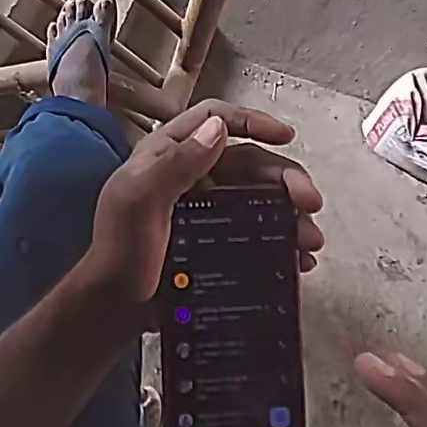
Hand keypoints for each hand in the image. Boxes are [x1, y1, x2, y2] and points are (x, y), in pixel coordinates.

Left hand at [81, 100, 325, 302]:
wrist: (117, 306)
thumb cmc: (121, 250)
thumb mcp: (139, 200)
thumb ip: (174, 164)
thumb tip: (218, 128)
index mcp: (166, 156)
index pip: (211, 120)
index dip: (250, 121)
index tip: (284, 136)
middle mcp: (189, 175)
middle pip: (248, 162)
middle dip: (284, 178)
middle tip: (310, 203)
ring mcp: (204, 207)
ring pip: (257, 197)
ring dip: (290, 213)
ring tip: (309, 240)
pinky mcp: (215, 238)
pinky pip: (255, 229)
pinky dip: (279, 239)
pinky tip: (297, 258)